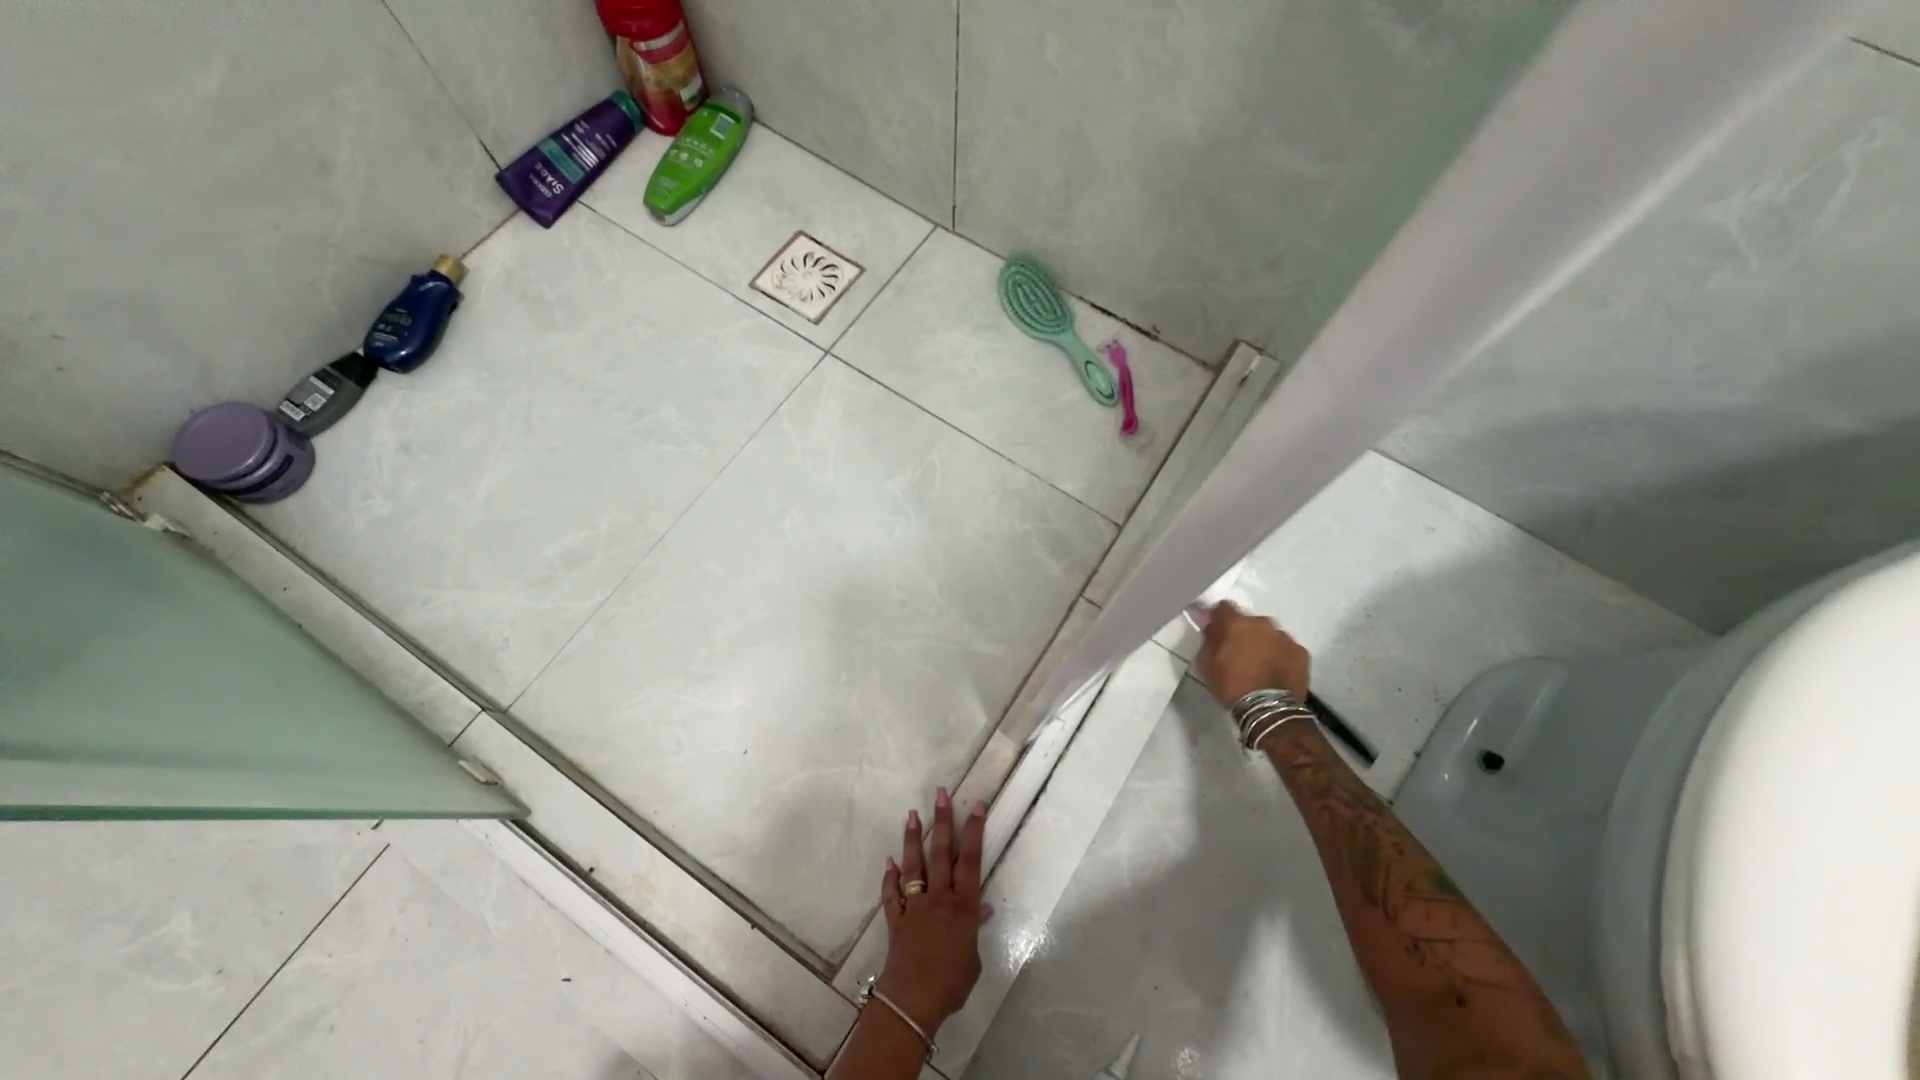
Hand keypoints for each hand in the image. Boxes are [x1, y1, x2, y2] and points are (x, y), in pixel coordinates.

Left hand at [876, 787, 991, 1033]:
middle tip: (941, 793)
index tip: (976, 805)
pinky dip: (890, 878)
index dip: (975, 831)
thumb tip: (983, 909)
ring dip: (913, 839)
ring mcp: (915, 906)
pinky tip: (889, 862)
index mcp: (963, 907)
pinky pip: (892, 894)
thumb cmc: (951, 982)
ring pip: (915, 866)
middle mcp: (939, 898)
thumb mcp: (973, 958)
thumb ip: (974, 930)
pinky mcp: (896, 919)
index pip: (972, 861)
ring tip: (912, 814)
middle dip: (942, 821)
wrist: (913, 999)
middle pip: (942, 853)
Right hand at [1195, 600, 1311, 705]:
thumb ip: (1209, 640)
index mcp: (1237, 623)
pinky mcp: (1301, 652)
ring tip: (1261, 665)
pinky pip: (1287, 648)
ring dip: (1264, 643)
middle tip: (1240, 653)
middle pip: (1250, 621)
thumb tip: (1212, 626)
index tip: (1217, 630)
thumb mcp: (1206, 664)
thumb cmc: (1232, 685)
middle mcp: (1263, 624)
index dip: (1219, 617)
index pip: (1224, 607)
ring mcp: (1285, 637)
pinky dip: (1281, 655)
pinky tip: (1277, 672)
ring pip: (1270, 634)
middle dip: (1244, 632)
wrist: (1269, 709)